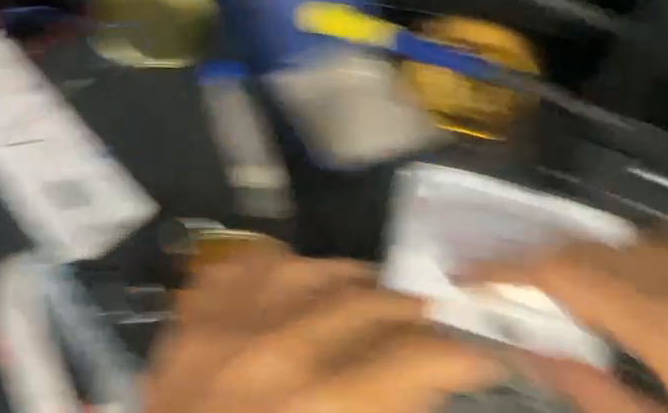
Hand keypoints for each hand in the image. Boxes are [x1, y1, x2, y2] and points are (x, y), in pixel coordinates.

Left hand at [143, 243, 500, 412]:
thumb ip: (379, 408)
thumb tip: (414, 390)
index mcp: (325, 409)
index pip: (412, 359)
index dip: (460, 354)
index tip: (482, 356)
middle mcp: (277, 355)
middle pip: (360, 303)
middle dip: (408, 308)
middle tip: (430, 319)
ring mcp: (223, 327)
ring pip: (300, 270)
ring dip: (345, 278)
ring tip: (369, 291)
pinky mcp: (186, 321)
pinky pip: (238, 268)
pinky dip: (272, 267)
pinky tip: (292, 278)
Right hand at [483, 227, 667, 412]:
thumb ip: (596, 394)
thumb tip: (524, 349)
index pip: (561, 270)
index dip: (502, 269)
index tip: (463, 276)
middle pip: (595, 248)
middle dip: (545, 265)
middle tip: (512, 291)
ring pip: (642, 240)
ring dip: (602, 261)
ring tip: (586, 298)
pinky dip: (656, 265)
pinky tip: (663, 306)